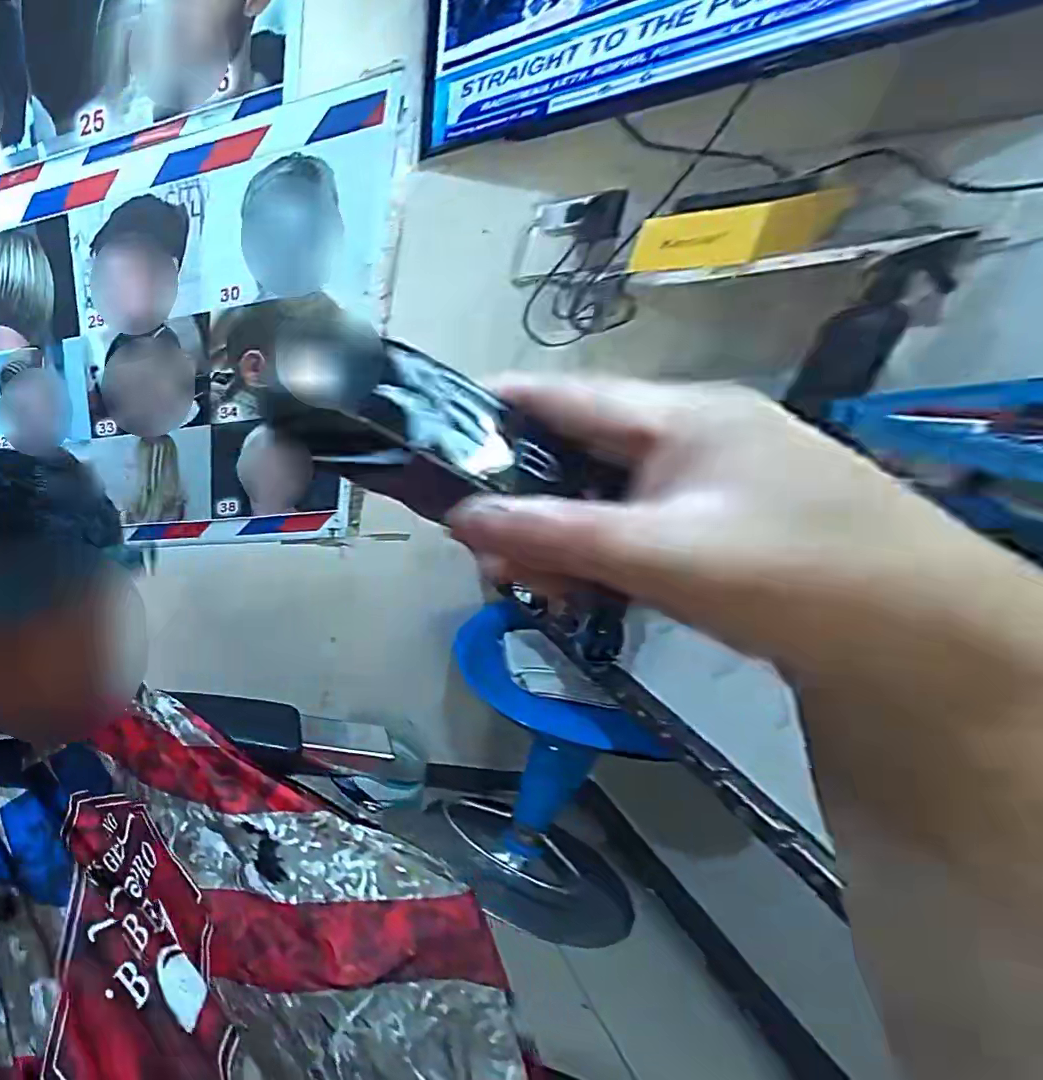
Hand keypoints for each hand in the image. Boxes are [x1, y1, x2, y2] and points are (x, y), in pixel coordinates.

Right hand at [446, 376, 1022, 682]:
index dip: (481, 410)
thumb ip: (547, 532)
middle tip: (485, 554)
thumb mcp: (656, 554)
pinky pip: (614, 526)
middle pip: (559, 453)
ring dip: (546, 539)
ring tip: (535, 585)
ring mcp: (694, 479)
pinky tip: (576, 592)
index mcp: (676, 415)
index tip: (425, 447)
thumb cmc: (797, 578)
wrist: (936, 652)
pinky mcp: (702, 520)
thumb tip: (456, 517)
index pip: (551, 393)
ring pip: (582, 496)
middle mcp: (680, 434)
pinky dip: (583, 556)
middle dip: (512, 503)